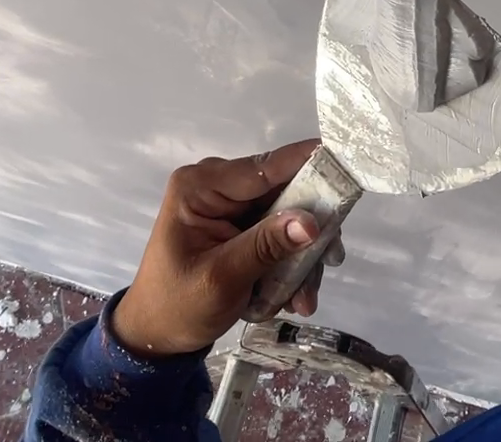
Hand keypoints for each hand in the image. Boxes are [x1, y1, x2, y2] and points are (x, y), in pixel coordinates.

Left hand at [112, 140, 340, 357]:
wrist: (155, 338)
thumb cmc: (177, 306)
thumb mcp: (222, 279)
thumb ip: (265, 246)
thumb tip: (311, 221)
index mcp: (201, 185)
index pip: (264, 167)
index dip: (307, 163)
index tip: (345, 162)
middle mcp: (219, 185)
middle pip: (283, 190)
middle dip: (309, 227)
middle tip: (331, 260)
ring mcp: (232, 203)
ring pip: (288, 213)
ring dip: (301, 254)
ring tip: (303, 298)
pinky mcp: (242, 223)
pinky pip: (280, 231)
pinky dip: (290, 261)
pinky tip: (292, 296)